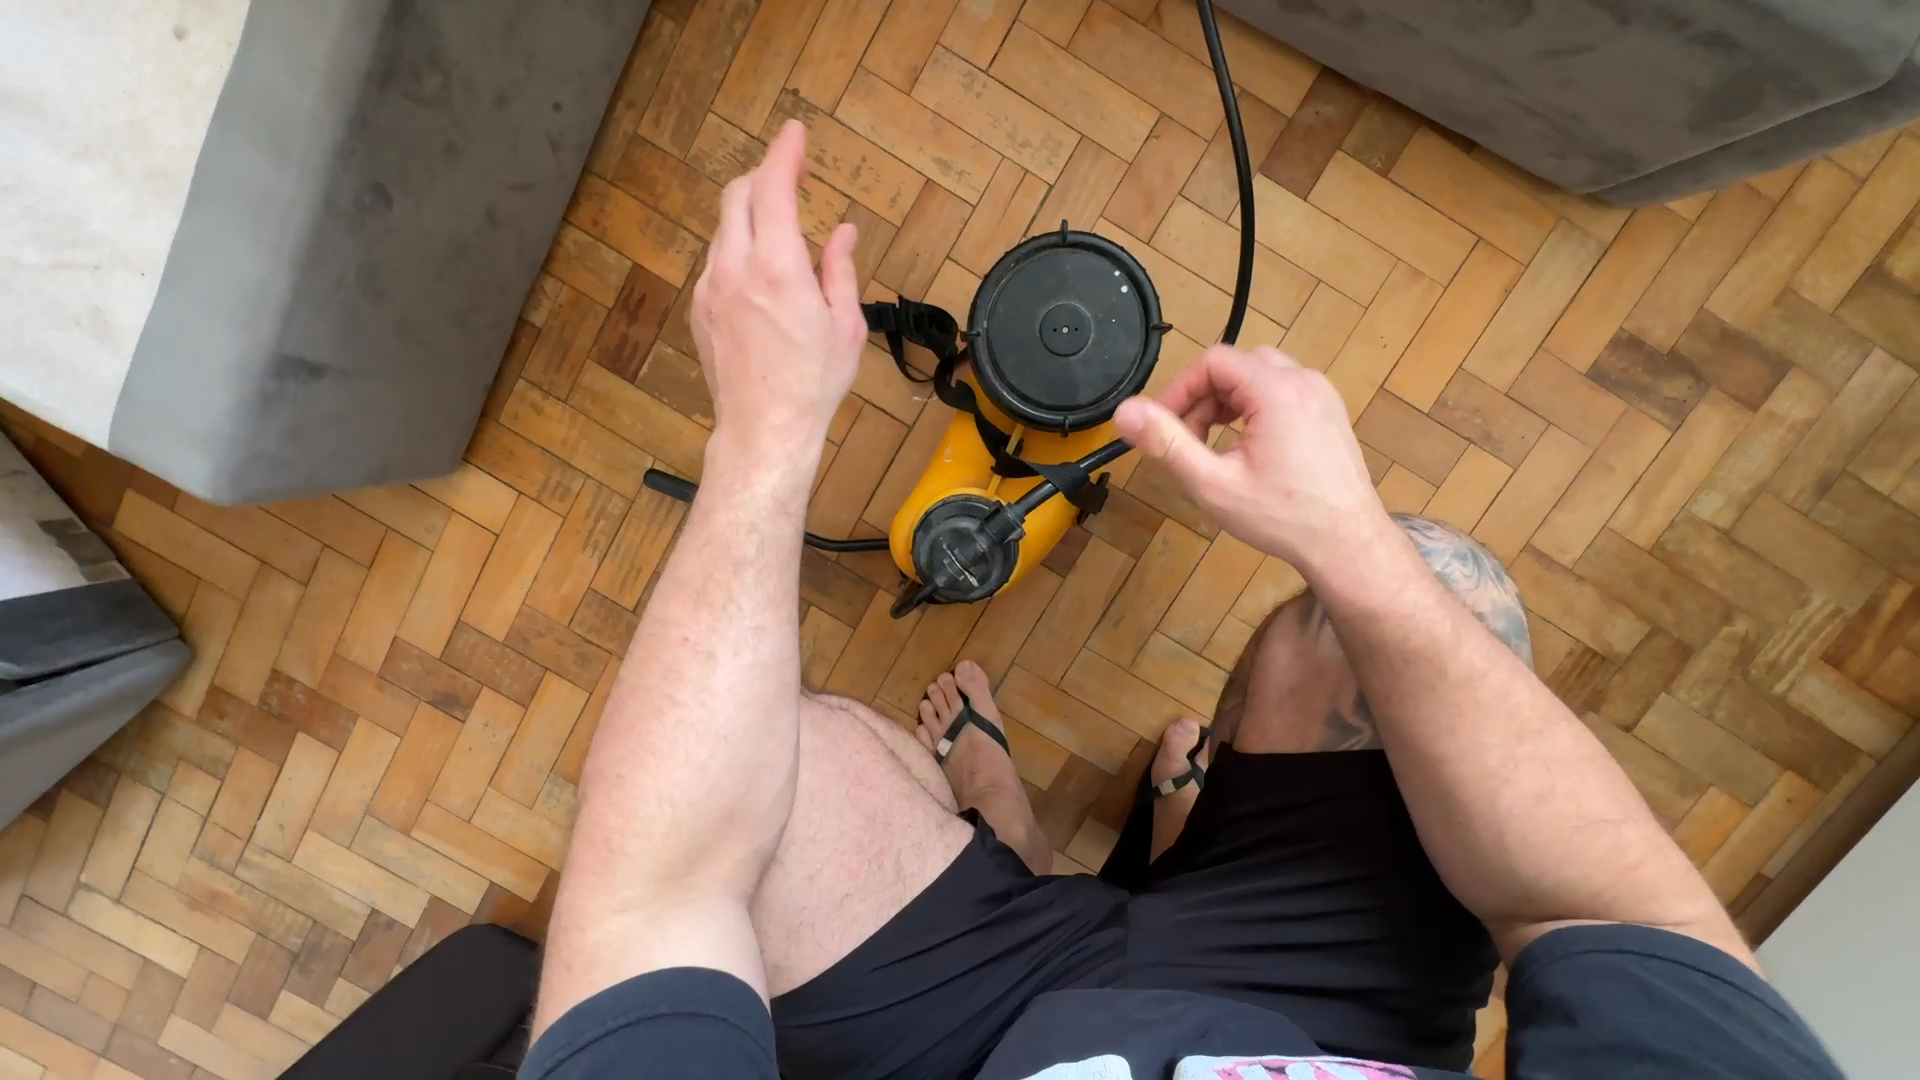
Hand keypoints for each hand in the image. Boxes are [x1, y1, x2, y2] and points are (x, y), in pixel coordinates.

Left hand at [691, 121, 865, 453]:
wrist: (765, 428)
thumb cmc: (813, 384)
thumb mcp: (845, 327)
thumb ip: (841, 271)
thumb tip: (843, 234)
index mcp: (778, 268)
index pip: (773, 188)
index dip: (785, 153)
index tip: (795, 135)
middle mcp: (736, 268)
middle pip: (738, 196)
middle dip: (764, 178)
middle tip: (791, 180)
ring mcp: (711, 288)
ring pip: (724, 230)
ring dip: (751, 218)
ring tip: (782, 240)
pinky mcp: (700, 309)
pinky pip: (716, 262)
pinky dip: (738, 251)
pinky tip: (761, 279)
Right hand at [1111, 346, 1390, 571]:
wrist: (1347, 544)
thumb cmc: (1282, 517)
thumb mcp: (1212, 483)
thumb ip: (1166, 442)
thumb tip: (1124, 413)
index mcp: (1277, 391)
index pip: (1213, 362)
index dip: (1179, 390)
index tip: (1162, 427)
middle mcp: (1304, 381)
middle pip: (1235, 367)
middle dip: (1201, 399)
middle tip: (1187, 442)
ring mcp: (1322, 396)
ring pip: (1258, 378)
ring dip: (1225, 405)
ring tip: (1212, 449)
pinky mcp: (1329, 413)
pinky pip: (1281, 393)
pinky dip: (1252, 411)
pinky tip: (1245, 451)